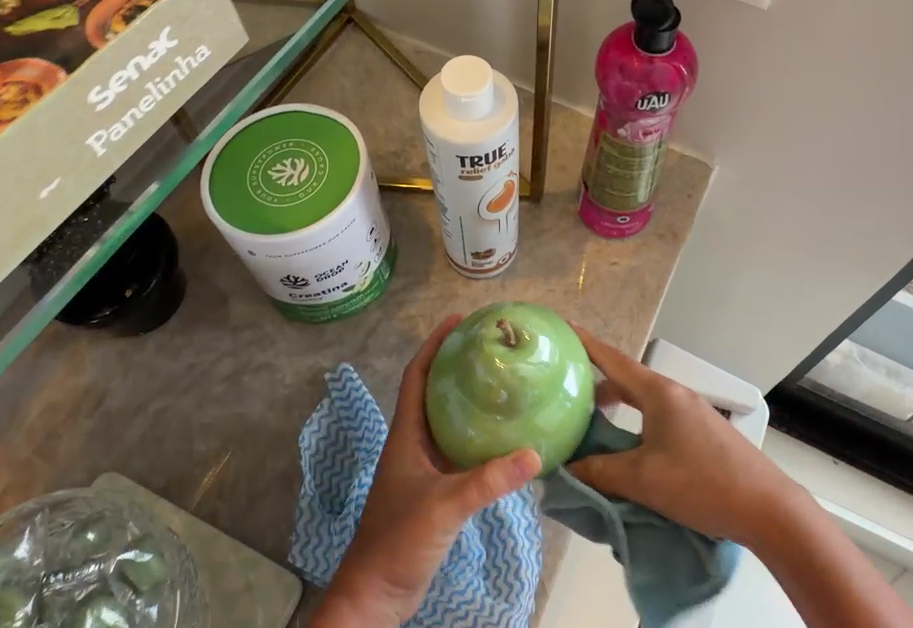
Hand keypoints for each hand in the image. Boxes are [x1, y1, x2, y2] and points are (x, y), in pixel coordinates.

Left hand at [313, 315, 542, 627]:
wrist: (377, 592)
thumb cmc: (398, 539)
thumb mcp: (444, 505)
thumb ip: (487, 480)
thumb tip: (535, 453)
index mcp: (406, 435)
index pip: (416, 375)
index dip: (434, 344)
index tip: (459, 320)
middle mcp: (414, 443)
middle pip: (434, 391)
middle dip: (457, 365)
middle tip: (491, 346)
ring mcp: (423, 468)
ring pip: (448, 420)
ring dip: (469, 400)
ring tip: (502, 382)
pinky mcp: (435, 490)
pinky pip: (460, 449)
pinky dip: (479, 436)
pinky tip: (505, 438)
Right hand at [566, 326, 808, 546]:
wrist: (766, 507)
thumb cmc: (701, 483)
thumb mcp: (643, 479)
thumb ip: (600, 470)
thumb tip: (566, 466)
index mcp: (659, 393)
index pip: (613, 360)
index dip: (585, 345)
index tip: (563, 330)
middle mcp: (675, 395)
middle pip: (626, 380)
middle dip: (595, 385)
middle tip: (565, 394)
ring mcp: (691, 413)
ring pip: (642, 402)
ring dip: (616, 408)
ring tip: (590, 426)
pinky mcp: (701, 434)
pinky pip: (656, 419)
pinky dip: (634, 425)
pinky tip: (627, 450)